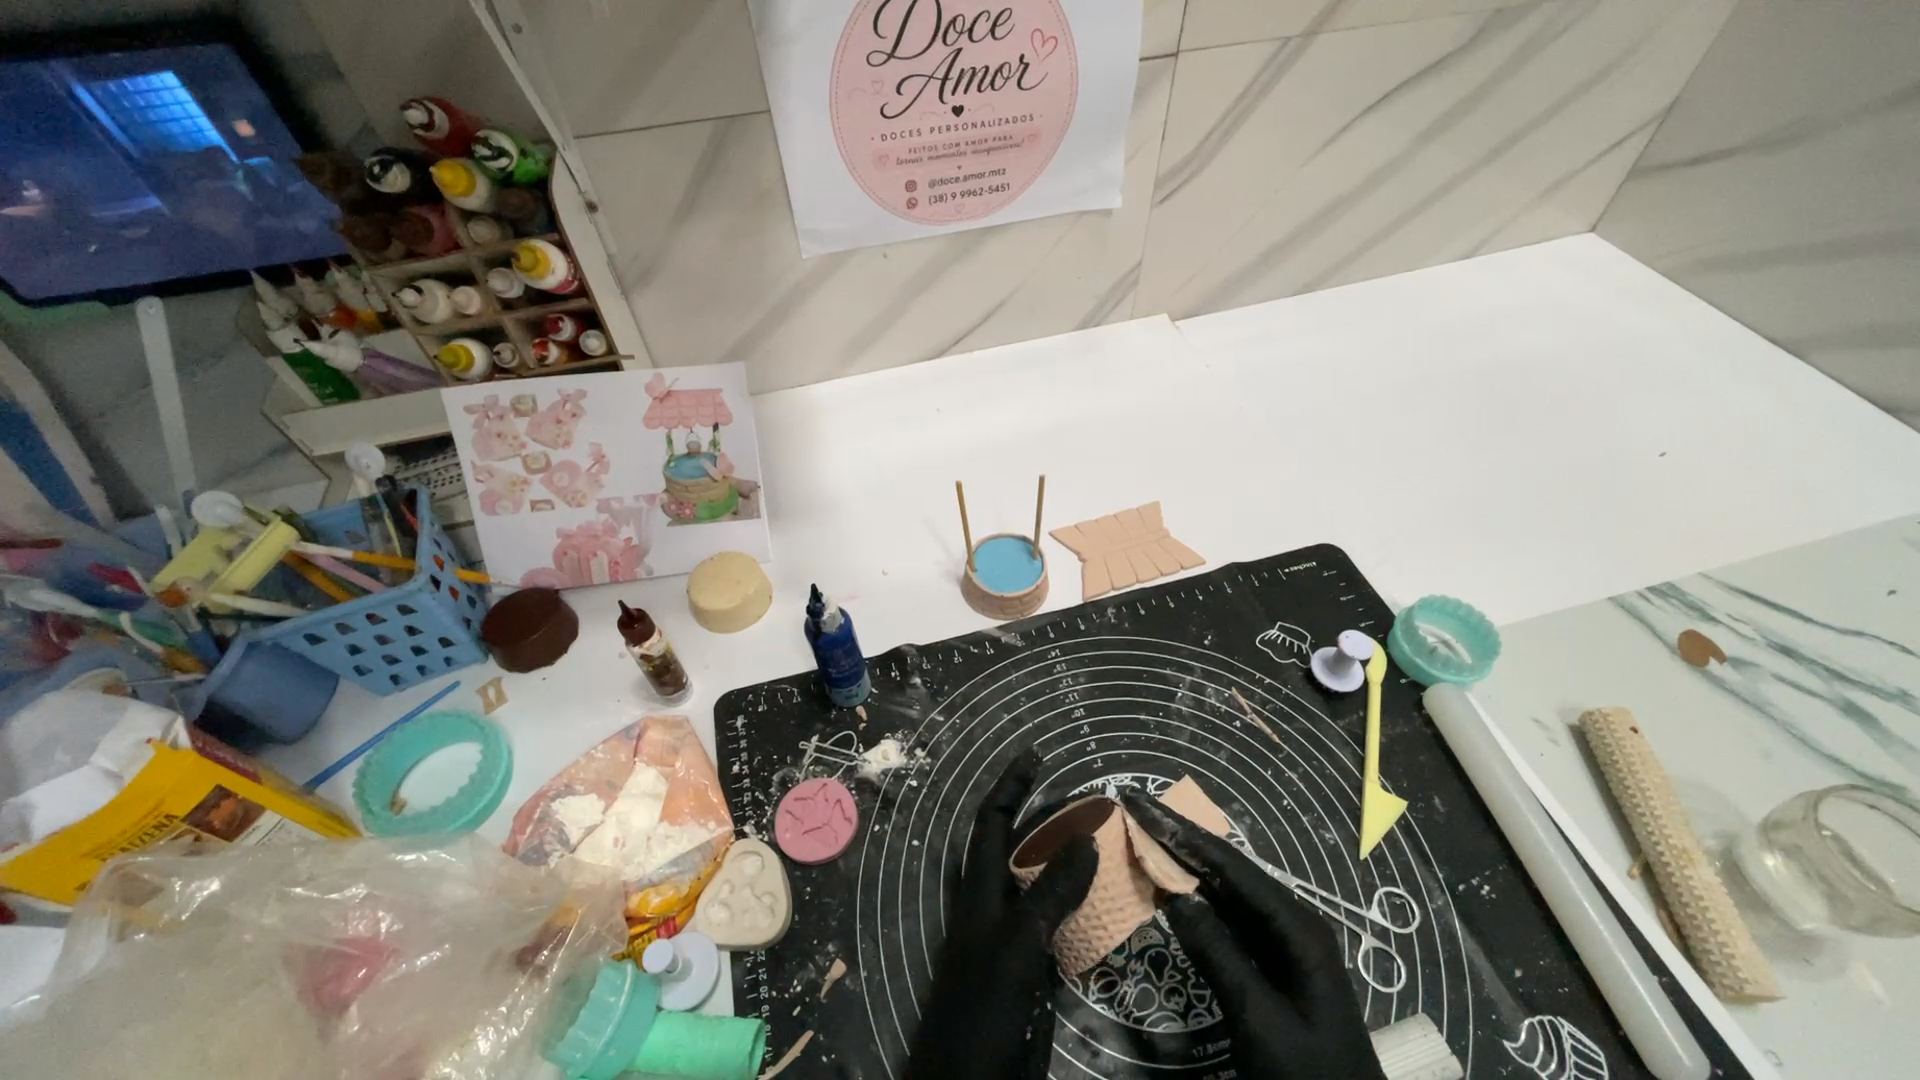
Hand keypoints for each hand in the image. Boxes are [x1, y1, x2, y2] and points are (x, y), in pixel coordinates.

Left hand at [907, 753, 1096, 1079]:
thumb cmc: (984, 1006)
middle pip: (1021, 845)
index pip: (993, 819)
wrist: (969, 1078)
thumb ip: (1050, 891)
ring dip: (1070, 858)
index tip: (1036, 753)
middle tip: (1094, 802)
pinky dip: (1080, 902)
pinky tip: (1109, 902)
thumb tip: (1087, 839)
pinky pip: (1058, 919)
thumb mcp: (1018, 943)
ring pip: (1042, 881)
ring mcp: (1013, 936)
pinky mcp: (1031, 967)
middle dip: (1052, 818)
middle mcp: (995, 903)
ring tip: (1109, 840)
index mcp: (980, 888)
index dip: (1012, 783)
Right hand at [1121, 791, 1385, 1079]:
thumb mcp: (1261, 1021)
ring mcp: (1282, 945)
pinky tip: (1168, 891)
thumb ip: (1219, 955)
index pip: (1229, 865)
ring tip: (1142, 838)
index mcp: (1297, 927)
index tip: (1138, 803)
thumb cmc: (1307, 1075)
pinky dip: (1195, 902)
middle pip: (1227, 870)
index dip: (1181, 832)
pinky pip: (1228, 921)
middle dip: (1180, 839)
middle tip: (1133, 810)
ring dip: (1184, 866)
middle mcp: (1292, 923)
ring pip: (1225, 893)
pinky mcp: (1270, 966)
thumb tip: (1175, 894)